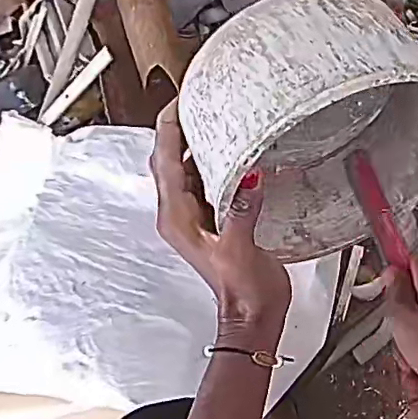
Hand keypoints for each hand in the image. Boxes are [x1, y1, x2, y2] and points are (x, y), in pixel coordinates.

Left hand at [152, 102, 291, 343]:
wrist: (252, 317)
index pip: (165, 162)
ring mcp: (197, 217)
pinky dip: (217, 162)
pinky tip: (237, 154)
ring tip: (217, 118)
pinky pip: (209, 182)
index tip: (178, 102)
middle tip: (198, 102)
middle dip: (180, 130)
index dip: (169, 129)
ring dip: (199, 145)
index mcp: (177, 218)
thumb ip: (242, 210)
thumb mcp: (239, 249)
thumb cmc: (242, 291)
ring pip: (190, 170)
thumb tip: (250, 176)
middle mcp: (181, 215)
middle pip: (171, 161)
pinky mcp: (216, 220)